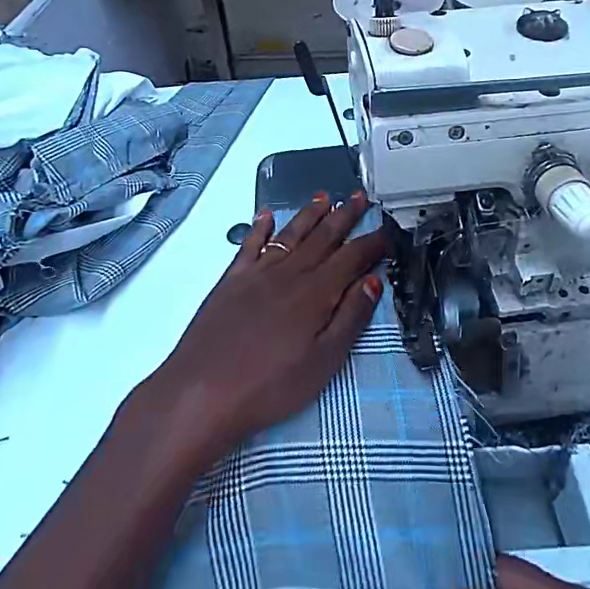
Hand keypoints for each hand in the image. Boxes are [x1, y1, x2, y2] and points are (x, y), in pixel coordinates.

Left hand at [145, 191, 388, 458]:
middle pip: (322, 238)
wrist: (202, 390)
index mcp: (314, 294)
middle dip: (343, 216)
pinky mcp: (230, 282)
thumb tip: (371, 283)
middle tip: (358, 197)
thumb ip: (350, 318)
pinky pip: (249, 245)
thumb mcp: (323, 362)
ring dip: (308, 215)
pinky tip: (265, 216)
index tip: (387, 230)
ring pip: (289, 235)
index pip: (351, 258)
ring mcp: (255, 275)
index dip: (372, 243)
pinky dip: (259, 228)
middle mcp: (286, 275)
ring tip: (323, 197)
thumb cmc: (267, 386)